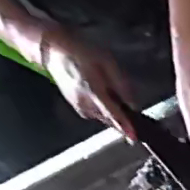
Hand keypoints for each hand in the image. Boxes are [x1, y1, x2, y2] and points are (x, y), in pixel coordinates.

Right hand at [29, 24, 136, 138]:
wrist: (55, 52)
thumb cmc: (84, 53)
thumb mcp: (108, 62)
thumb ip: (121, 84)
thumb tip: (133, 105)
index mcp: (93, 90)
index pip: (112, 113)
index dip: (124, 125)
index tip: (133, 137)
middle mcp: (85, 104)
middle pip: (110, 119)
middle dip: (120, 115)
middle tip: (123, 100)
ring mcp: (79, 107)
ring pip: (103, 118)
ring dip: (111, 112)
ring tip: (107, 92)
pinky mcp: (76, 108)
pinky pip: (95, 114)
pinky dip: (102, 109)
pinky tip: (99, 95)